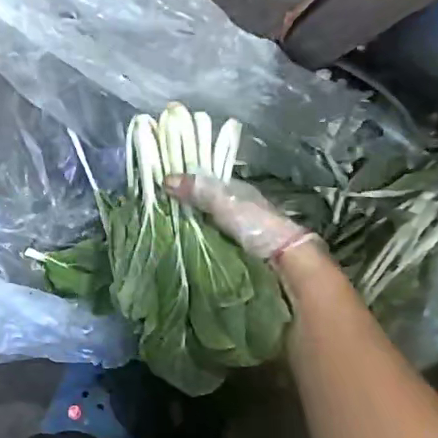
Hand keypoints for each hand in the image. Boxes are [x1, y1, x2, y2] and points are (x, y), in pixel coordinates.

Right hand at [163, 173, 321, 261]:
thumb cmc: (255, 224)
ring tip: (160, 229)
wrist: (284, 258)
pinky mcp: (233, 249)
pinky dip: (194, 241)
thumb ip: (199, 191)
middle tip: (154, 211)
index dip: (183, 183)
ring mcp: (234, 229)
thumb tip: (165, 179)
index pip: (203, 182)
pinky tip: (180, 246)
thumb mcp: (224, 202)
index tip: (158, 188)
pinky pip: (207, 241)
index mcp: (234, 190)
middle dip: (182, 205)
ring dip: (186, 226)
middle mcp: (234, 206)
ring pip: (204, 222)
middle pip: (202, 203)